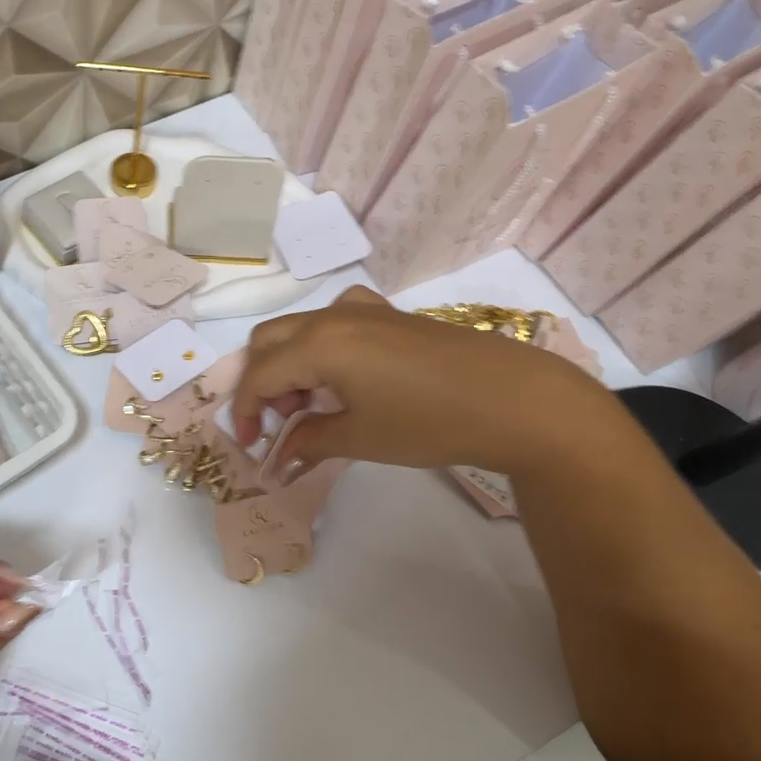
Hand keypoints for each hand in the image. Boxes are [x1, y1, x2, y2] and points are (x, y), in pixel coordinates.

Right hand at [232, 286, 633, 477]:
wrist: (515, 399)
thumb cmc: (429, 422)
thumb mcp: (360, 438)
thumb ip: (308, 439)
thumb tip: (280, 450)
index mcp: (318, 344)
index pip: (258, 374)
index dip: (245, 411)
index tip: (251, 445)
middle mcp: (333, 317)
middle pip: (268, 341)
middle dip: (260, 381)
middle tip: (277, 421)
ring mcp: (364, 309)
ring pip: (299, 328)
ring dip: (288, 364)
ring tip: (309, 406)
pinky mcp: (390, 314)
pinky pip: (333, 322)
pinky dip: (318, 348)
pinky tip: (342, 377)